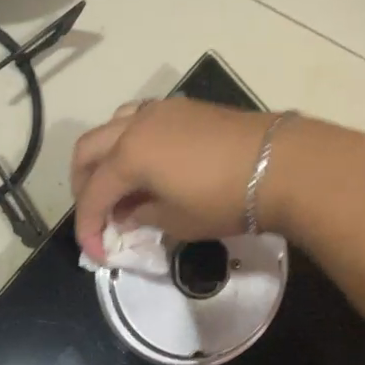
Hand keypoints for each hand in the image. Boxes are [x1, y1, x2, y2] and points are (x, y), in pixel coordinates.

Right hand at [71, 99, 309, 261]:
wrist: (281, 165)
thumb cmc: (222, 200)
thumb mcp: (175, 222)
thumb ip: (140, 217)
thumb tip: (127, 215)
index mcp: (128, 156)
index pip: (93, 196)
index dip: (88, 229)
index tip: (98, 255)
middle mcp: (136, 126)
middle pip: (88, 151)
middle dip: (83, 187)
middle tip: (94, 215)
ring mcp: (161, 111)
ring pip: (111, 127)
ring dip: (103, 158)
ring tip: (116, 188)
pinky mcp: (184, 109)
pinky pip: (138, 121)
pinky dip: (128, 144)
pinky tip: (144, 169)